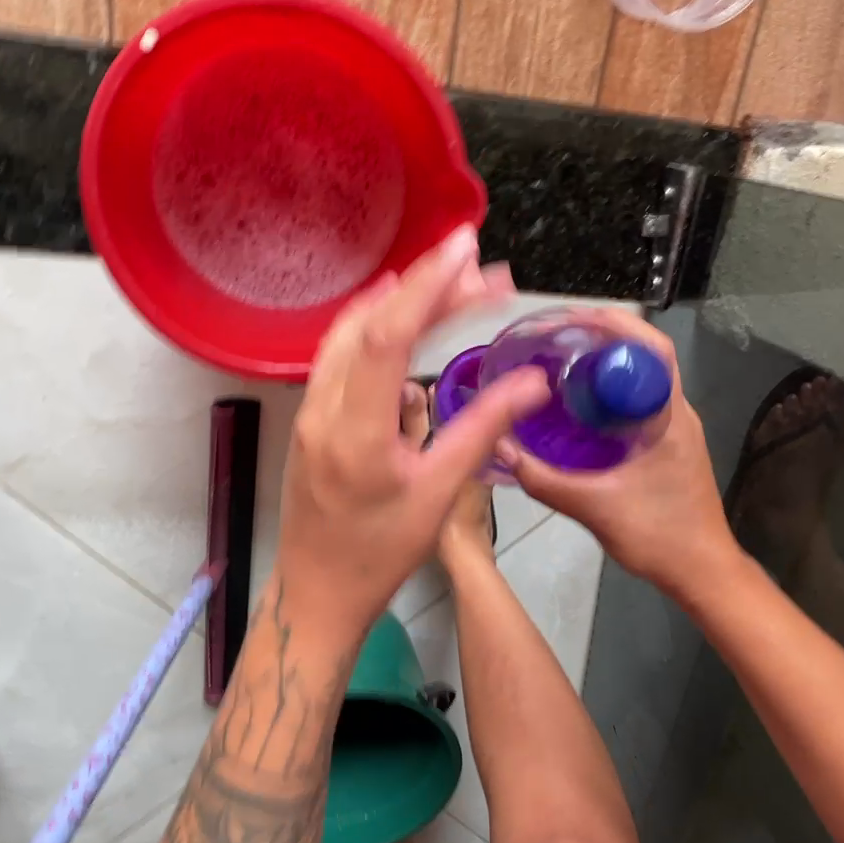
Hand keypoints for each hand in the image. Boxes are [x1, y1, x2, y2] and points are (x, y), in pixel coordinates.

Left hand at [275, 226, 549, 632]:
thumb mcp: (439, 493)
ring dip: (395, 303)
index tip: (464, 249)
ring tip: (446, 285)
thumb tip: (534, 382)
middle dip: (423, 287)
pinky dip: (372, 330)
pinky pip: (338, 357)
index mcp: (356, 429)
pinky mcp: (310, 419)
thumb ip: (483, 428)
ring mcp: (309, 412)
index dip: (426, 285)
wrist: (316, 593)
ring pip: (347, 336)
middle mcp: (323, 408)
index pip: (386, 334)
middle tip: (477, 270)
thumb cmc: (381, 553)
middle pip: (367, 323)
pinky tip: (399, 325)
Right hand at [506, 310, 735, 593]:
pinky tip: (574, 404)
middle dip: (599, 337)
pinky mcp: (666, 443)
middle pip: (643, 354)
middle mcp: (677, 411)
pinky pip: (636, 401)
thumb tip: (498, 447)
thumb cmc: (659, 536)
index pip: (650, 348)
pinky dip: (607, 392)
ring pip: (639, 377)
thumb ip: (544, 480)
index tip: (566, 323)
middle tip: (553, 338)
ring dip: (604, 363)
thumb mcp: (594, 508)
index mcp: (669, 415)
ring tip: (558, 360)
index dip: (610, 326)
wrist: (701, 572)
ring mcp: (675, 426)